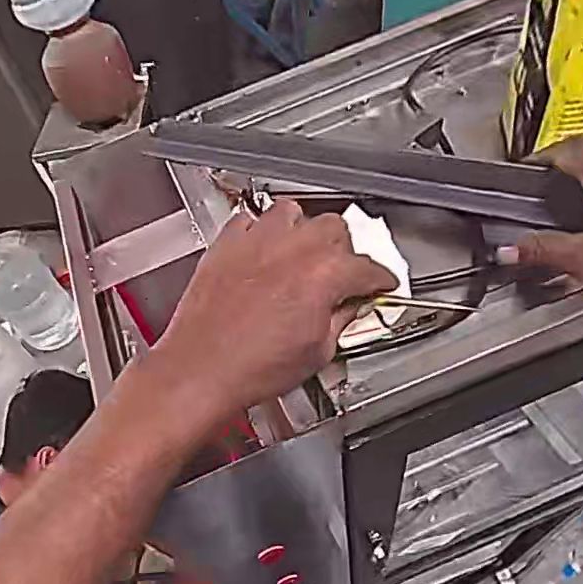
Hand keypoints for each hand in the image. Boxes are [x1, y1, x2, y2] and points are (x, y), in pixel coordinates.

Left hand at [152, 198, 399, 413]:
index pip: (368, 267)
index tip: (380, 284)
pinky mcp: (227, 244)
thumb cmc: (251, 366)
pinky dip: (263, 232)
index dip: (380, 279)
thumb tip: (350, 307)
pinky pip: (252, 221)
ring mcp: (257, 241)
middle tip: (342, 276)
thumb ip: (342, 319)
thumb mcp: (318, 352)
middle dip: (345, 251)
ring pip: (295, 213)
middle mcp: (293, 248)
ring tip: (304, 256)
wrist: (202, 370)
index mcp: (325, 274)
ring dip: (305, 231)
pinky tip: (266, 252)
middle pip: (336, 228)